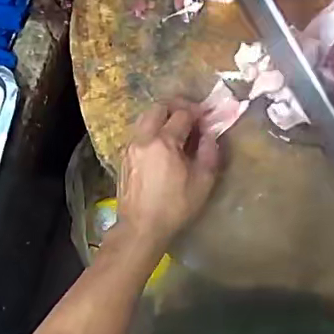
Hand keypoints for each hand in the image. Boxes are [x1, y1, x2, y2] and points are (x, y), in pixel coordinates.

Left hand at [115, 100, 220, 248]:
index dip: (197, 112)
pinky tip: (163, 144)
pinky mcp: (124, 156)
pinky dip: (151, 129)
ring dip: (162, 116)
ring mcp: (130, 146)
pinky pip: (139, 132)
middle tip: (192, 116)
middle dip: (177, 107)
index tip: (207, 117)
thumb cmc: (175, 207)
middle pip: (158, 107)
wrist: (140, 227)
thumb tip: (210, 134)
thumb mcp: (202, 182)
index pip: (182, 114)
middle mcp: (144, 138)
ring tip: (177, 128)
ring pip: (145, 118)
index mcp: (164, 142)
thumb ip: (209, 152)